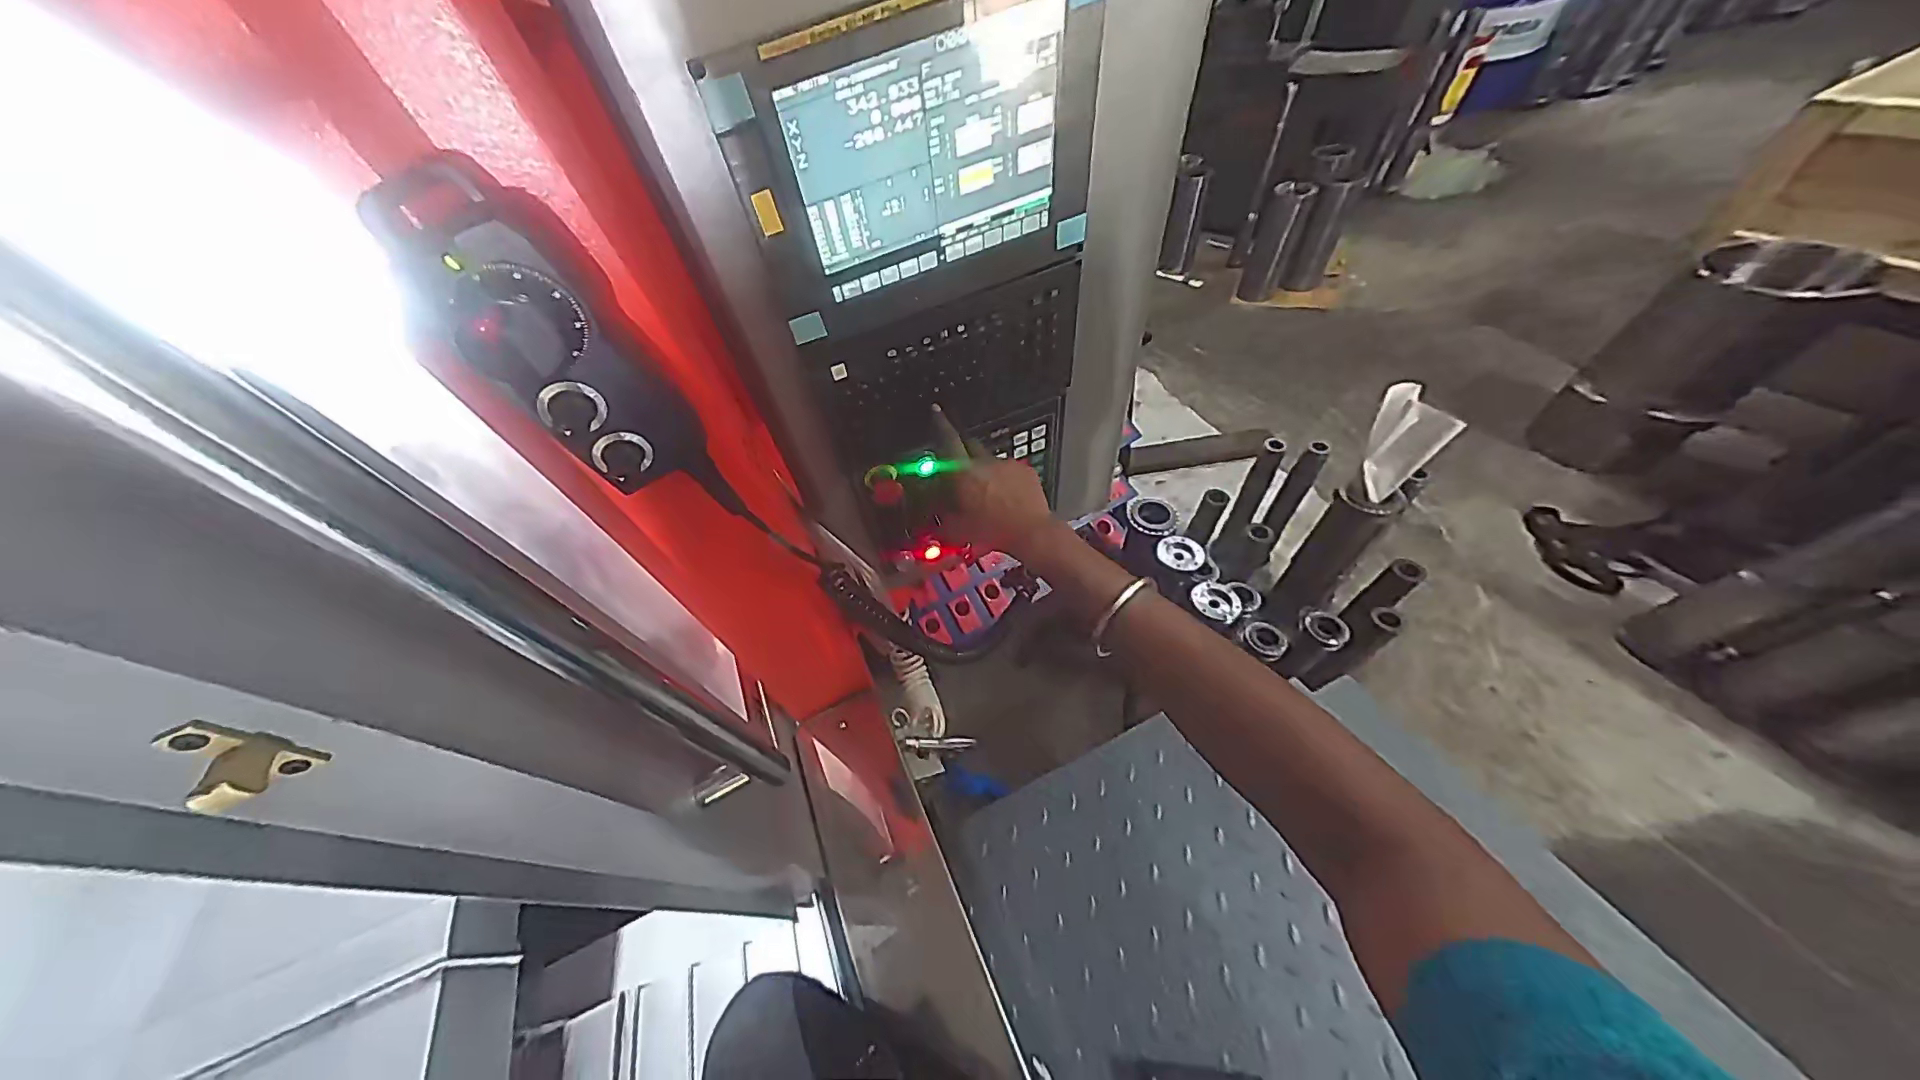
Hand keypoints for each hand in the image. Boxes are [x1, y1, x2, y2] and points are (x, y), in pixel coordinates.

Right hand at [930, 405, 1055, 556]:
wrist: (1031, 533)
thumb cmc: (993, 532)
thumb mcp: (958, 530)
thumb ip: (942, 518)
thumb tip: (936, 518)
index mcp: (964, 472)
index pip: (948, 440)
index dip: (940, 423)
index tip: (936, 411)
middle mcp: (986, 463)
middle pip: (970, 447)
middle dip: (963, 454)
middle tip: (960, 470)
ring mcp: (1008, 465)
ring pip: (991, 462)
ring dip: (986, 473)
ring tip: (988, 495)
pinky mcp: (1025, 471)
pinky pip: (1010, 470)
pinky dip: (1005, 480)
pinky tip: (1006, 498)